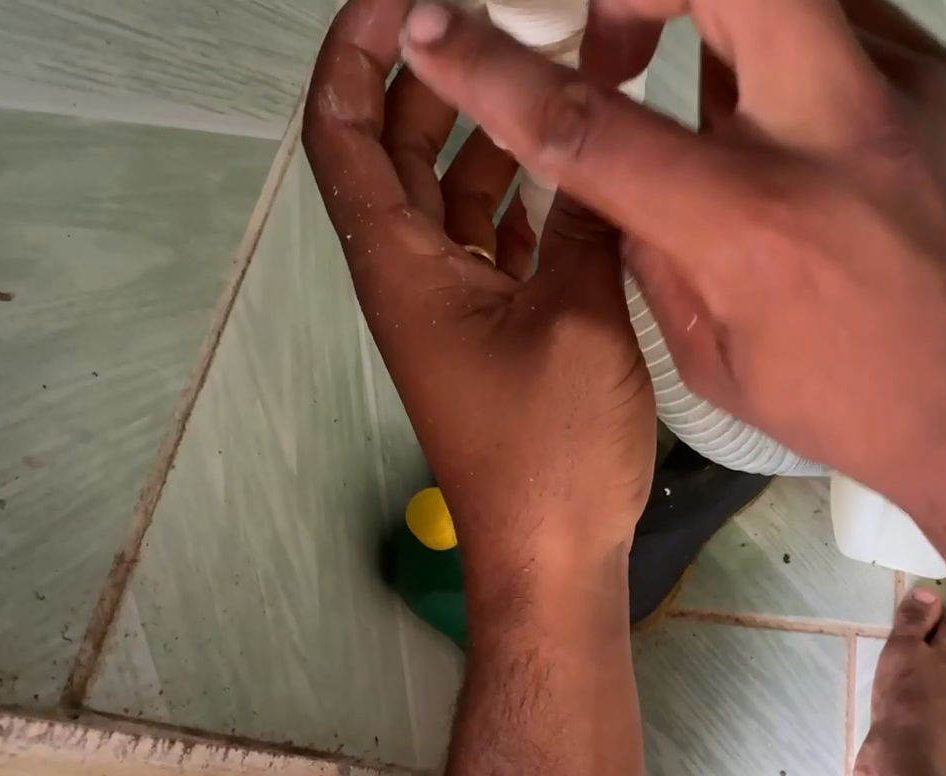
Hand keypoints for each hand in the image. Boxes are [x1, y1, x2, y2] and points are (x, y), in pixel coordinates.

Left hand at [303, 0, 656, 590]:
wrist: (550, 554)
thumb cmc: (552, 450)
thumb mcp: (579, 321)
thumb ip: (590, 223)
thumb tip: (604, 148)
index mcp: (401, 267)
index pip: (340, 129)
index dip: (355, 49)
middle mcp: (411, 279)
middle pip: (394, 151)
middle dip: (435, 77)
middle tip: (502, 26)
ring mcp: (452, 310)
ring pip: (448, 197)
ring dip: (485, 137)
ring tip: (545, 80)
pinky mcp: (492, 337)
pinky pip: (491, 244)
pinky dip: (520, 201)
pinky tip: (568, 173)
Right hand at [389, 0, 945, 521]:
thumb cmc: (848, 410)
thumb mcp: (719, 362)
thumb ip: (656, 255)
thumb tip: (622, 179)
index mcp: (751, 229)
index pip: (588, 124)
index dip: (492, 74)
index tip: (438, 35)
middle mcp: (829, 133)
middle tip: (617, 41)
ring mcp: (903, 91)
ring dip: (718, 24)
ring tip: (717, 113)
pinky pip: (839, 24)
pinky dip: (790, 58)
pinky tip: (796, 135)